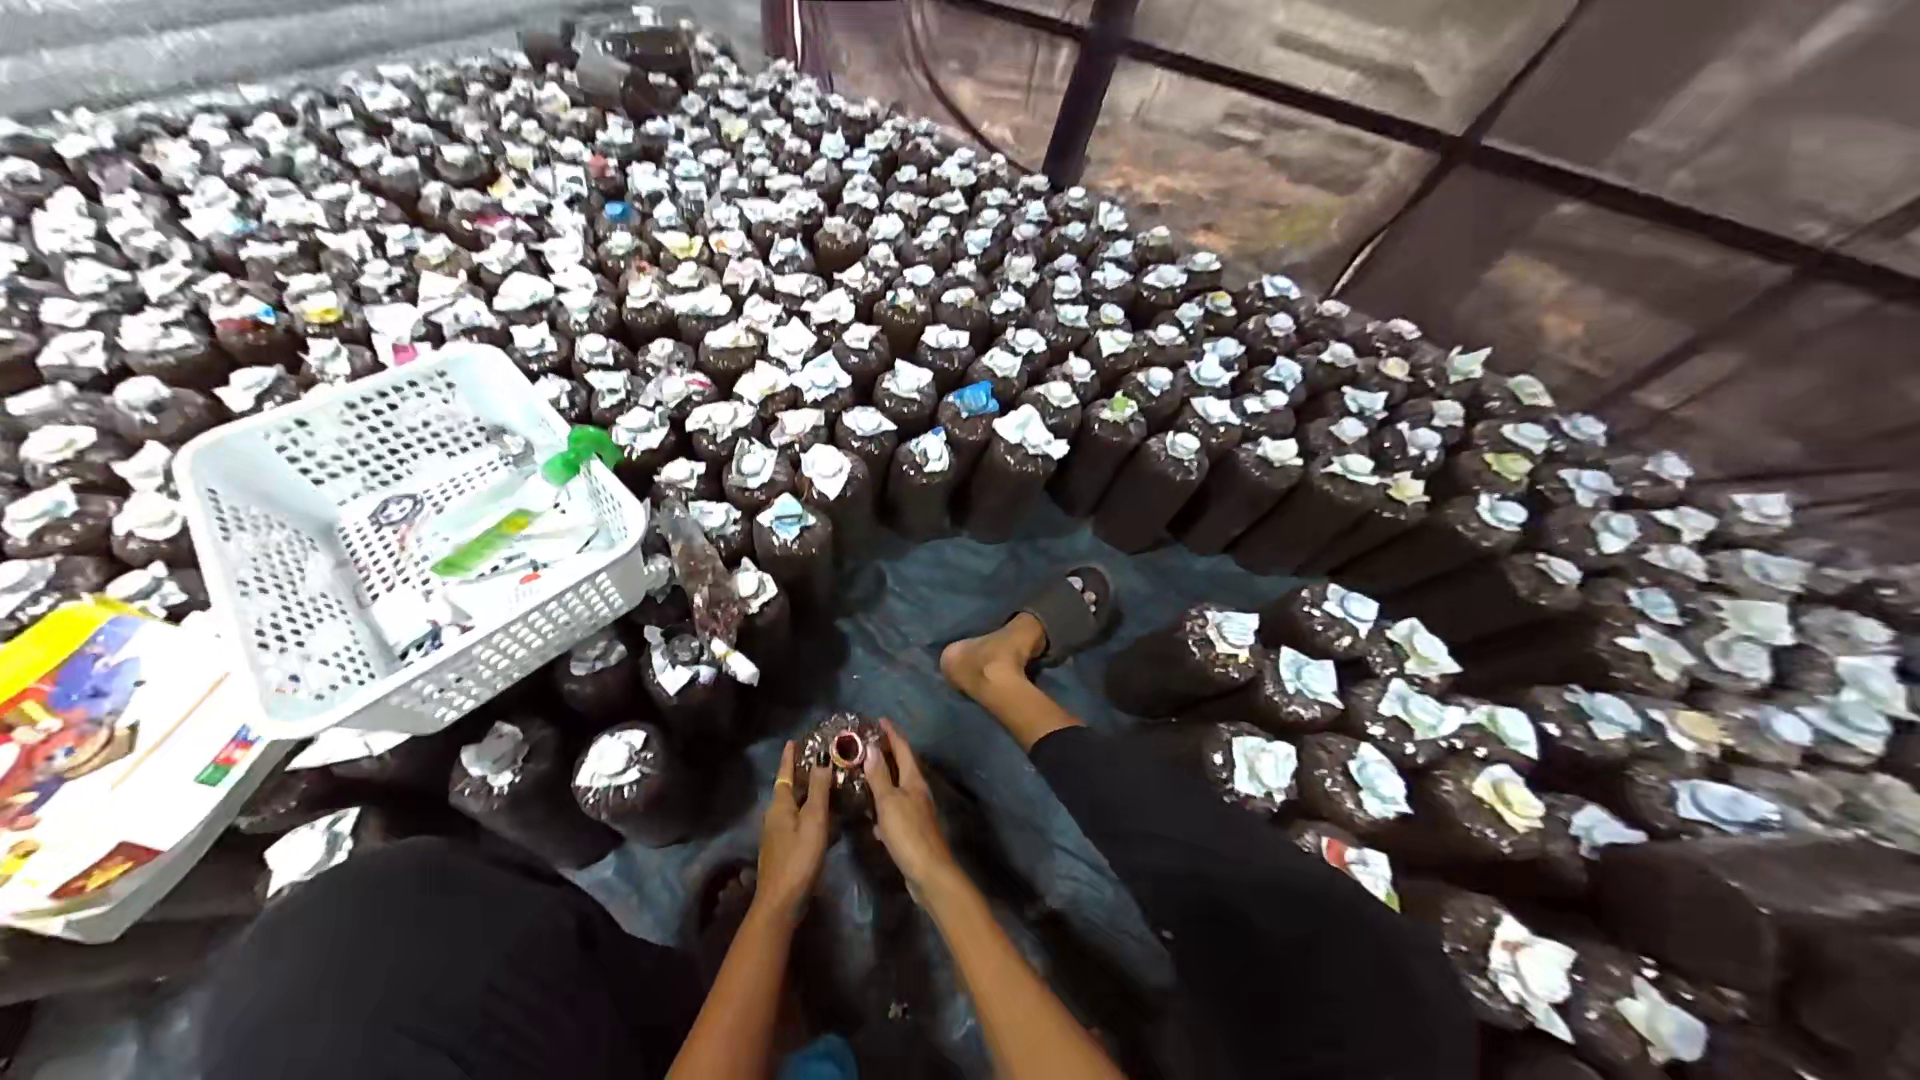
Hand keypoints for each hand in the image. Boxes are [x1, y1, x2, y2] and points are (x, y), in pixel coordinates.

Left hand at [755, 741, 831, 924]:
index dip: (789, 758)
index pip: (785, 774)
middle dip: (800, 773)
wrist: (780, 901)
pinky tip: (819, 814)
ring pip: (792, 804)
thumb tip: (822, 760)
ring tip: (822, 782)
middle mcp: (774, 815)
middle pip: (787, 788)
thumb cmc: (799, 858)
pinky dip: (806, 809)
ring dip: (805, 791)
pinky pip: (795, 818)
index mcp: (780, 805)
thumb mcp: (814, 821)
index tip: (793, 741)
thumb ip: (819, 791)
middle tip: (817, 758)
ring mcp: (776, 833)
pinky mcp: (782, 847)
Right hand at [865, 718, 959, 892]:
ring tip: (865, 773)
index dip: (892, 733)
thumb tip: (871, 749)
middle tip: (867, 743)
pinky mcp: (912, 830)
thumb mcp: (889, 802)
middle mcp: (918, 791)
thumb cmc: (908, 833)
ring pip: (898, 787)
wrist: (929, 873)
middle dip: (887, 753)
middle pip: (902, 765)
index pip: (903, 749)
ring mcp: (917, 811)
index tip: (880, 720)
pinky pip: (895, 809)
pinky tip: (872, 815)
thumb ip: (879, 776)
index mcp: (914, 780)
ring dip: (883, 778)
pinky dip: (883, 806)